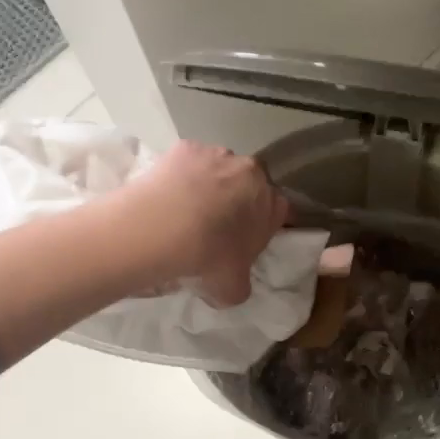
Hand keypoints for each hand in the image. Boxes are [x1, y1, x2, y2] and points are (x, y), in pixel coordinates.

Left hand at [119, 140, 288, 305]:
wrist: (160, 230)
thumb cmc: (207, 259)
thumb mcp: (233, 290)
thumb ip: (242, 282)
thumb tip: (235, 280)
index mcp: (271, 203)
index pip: (279, 211)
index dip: (262, 226)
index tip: (245, 240)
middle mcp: (251, 171)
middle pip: (248, 186)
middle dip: (236, 202)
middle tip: (215, 228)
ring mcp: (217, 154)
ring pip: (218, 170)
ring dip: (208, 186)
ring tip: (185, 212)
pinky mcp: (184, 148)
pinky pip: (187, 163)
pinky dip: (181, 176)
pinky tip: (167, 196)